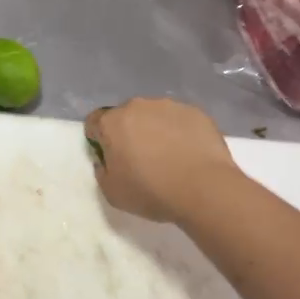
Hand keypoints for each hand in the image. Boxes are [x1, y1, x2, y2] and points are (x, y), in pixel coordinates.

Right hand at [85, 97, 240, 222]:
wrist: (205, 189)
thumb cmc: (152, 191)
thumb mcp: (112, 193)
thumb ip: (102, 171)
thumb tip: (105, 160)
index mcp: (112, 123)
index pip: (94, 122)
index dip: (99, 139)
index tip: (111, 157)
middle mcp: (136, 106)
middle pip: (125, 116)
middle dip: (129, 133)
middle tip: (142, 159)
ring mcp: (167, 106)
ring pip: (154, 115)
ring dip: (155, 130)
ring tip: (171, 157)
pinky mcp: (194, 111)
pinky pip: (179, 120)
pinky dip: (180, 132)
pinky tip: (190, 154)